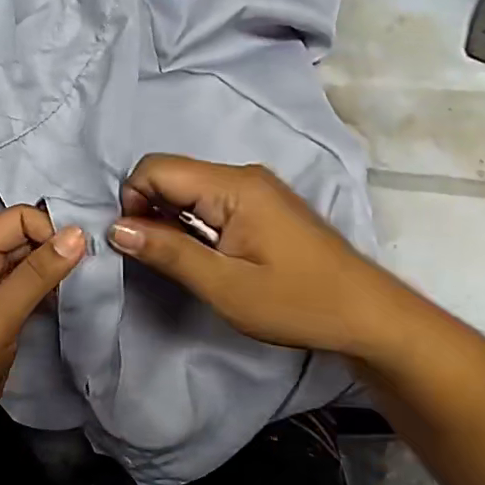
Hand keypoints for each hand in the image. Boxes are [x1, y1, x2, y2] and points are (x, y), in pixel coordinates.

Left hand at [0, 206, 86, 425]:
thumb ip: (38, 273)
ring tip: (84, 282)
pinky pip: (32, 283)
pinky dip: (50, 287)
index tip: (81, 254)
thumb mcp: (0, 314)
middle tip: (91, 267)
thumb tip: (78, 234)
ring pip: (32, 260)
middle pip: (26, 236)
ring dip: (56, 269)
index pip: (17, 219)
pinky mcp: (1, 305)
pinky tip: (69, 298)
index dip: (50, 231)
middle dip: (56, 248)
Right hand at [107, 154, 405, 358]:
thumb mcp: (224, 285)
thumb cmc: (297, 303)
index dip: (132, 200)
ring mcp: (255, 188)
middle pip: (170, 175)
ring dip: (169, 219)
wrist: (369, 316)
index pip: (156, 168)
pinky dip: (191, 223)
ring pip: (187, 188)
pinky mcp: (261, 205)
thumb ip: (167, 252)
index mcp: (233, 186)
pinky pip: (208, 200)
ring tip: (181, 260)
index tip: (136, 243)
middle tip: (157, 257)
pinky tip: (204, 255)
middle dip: (148, 210)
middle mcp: (243, 175)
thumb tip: (115, 228)